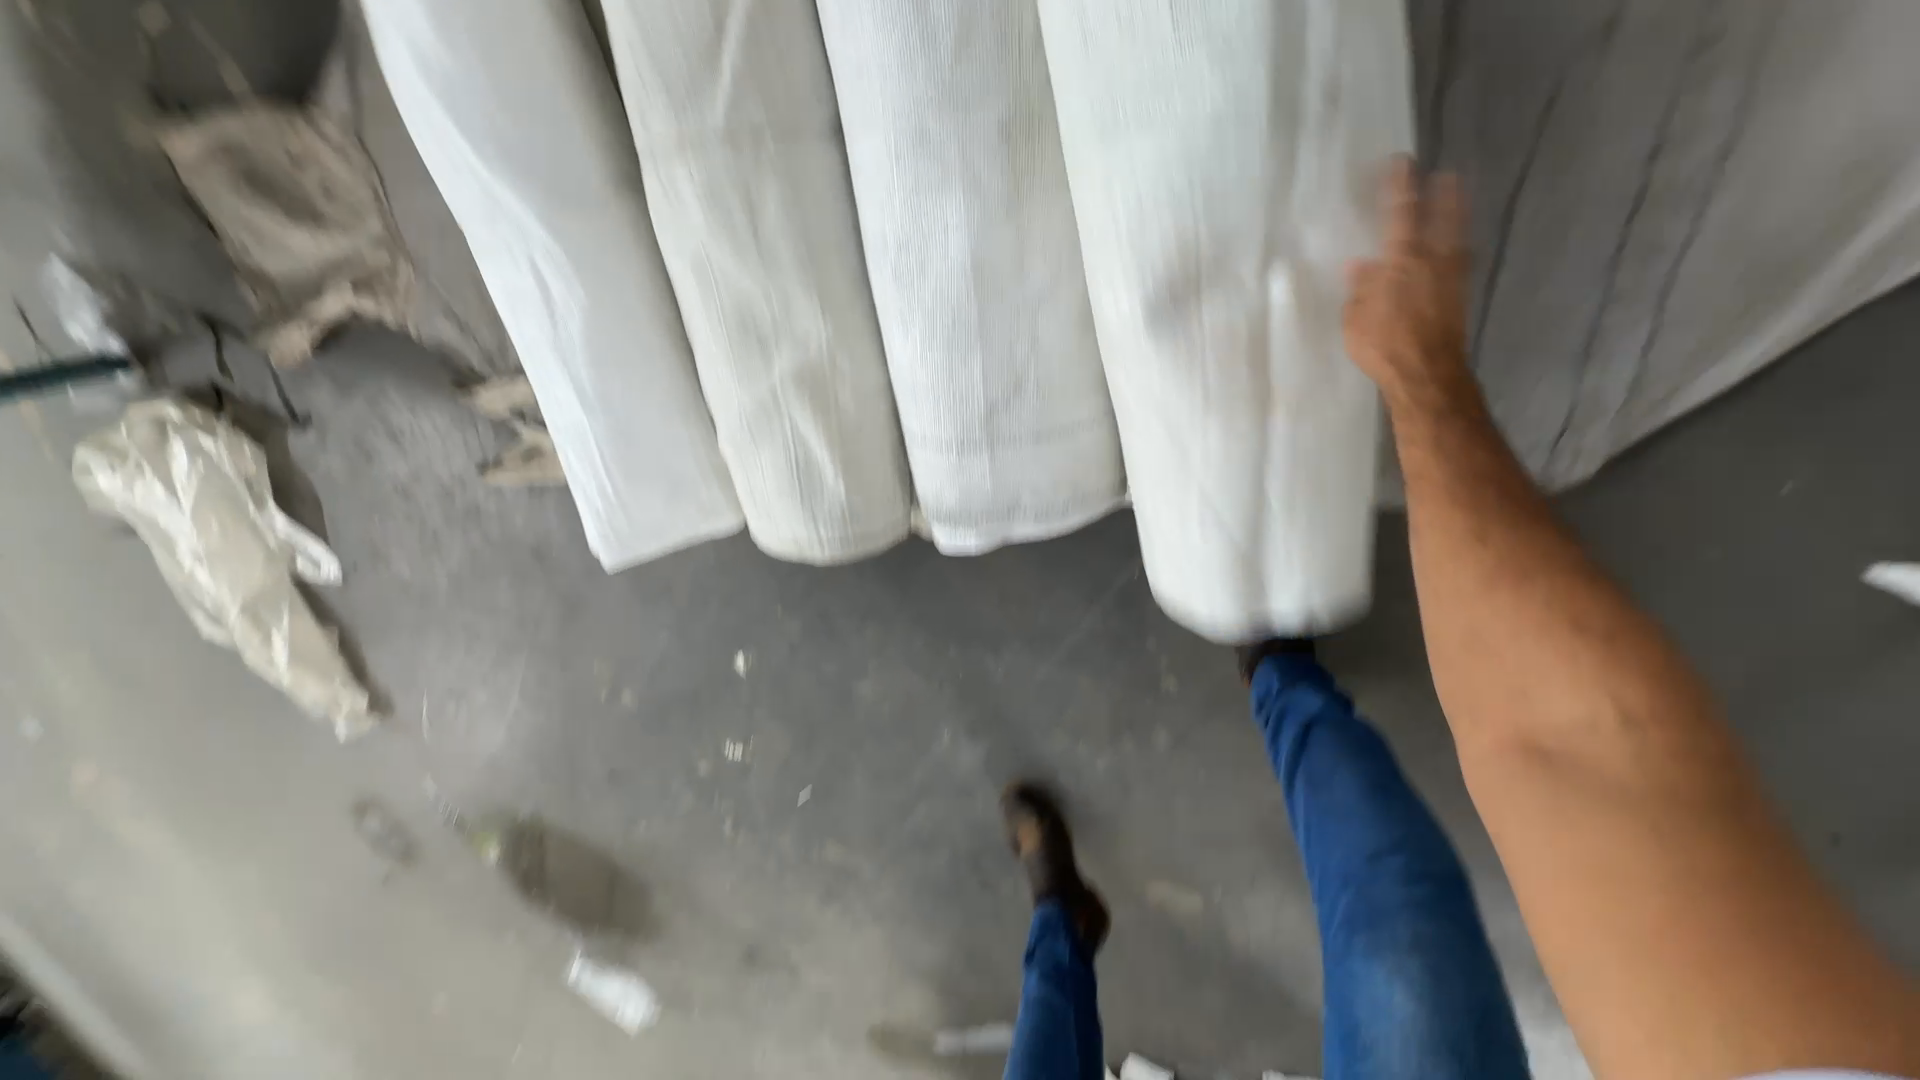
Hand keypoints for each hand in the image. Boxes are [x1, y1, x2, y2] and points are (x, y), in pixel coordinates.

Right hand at [1344, 158, 1474, 410]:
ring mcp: (1451, 278)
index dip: (1399, 187)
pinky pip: (1459, 262)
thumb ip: (1360, 289)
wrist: (1426, 373)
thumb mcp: (1355, 319)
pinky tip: (1455, 250)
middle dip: (1442, 195)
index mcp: (1401, 262)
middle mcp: (1431, 261)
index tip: (1401, 162)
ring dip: (1456, 218)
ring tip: (1457, 202)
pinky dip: (1457, 250)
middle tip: (1447, 175)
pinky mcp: (1460, 296)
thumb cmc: (1383, 346)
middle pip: (1440, 219)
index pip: (1400, 214)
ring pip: (1455, 238)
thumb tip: (1359, 264)